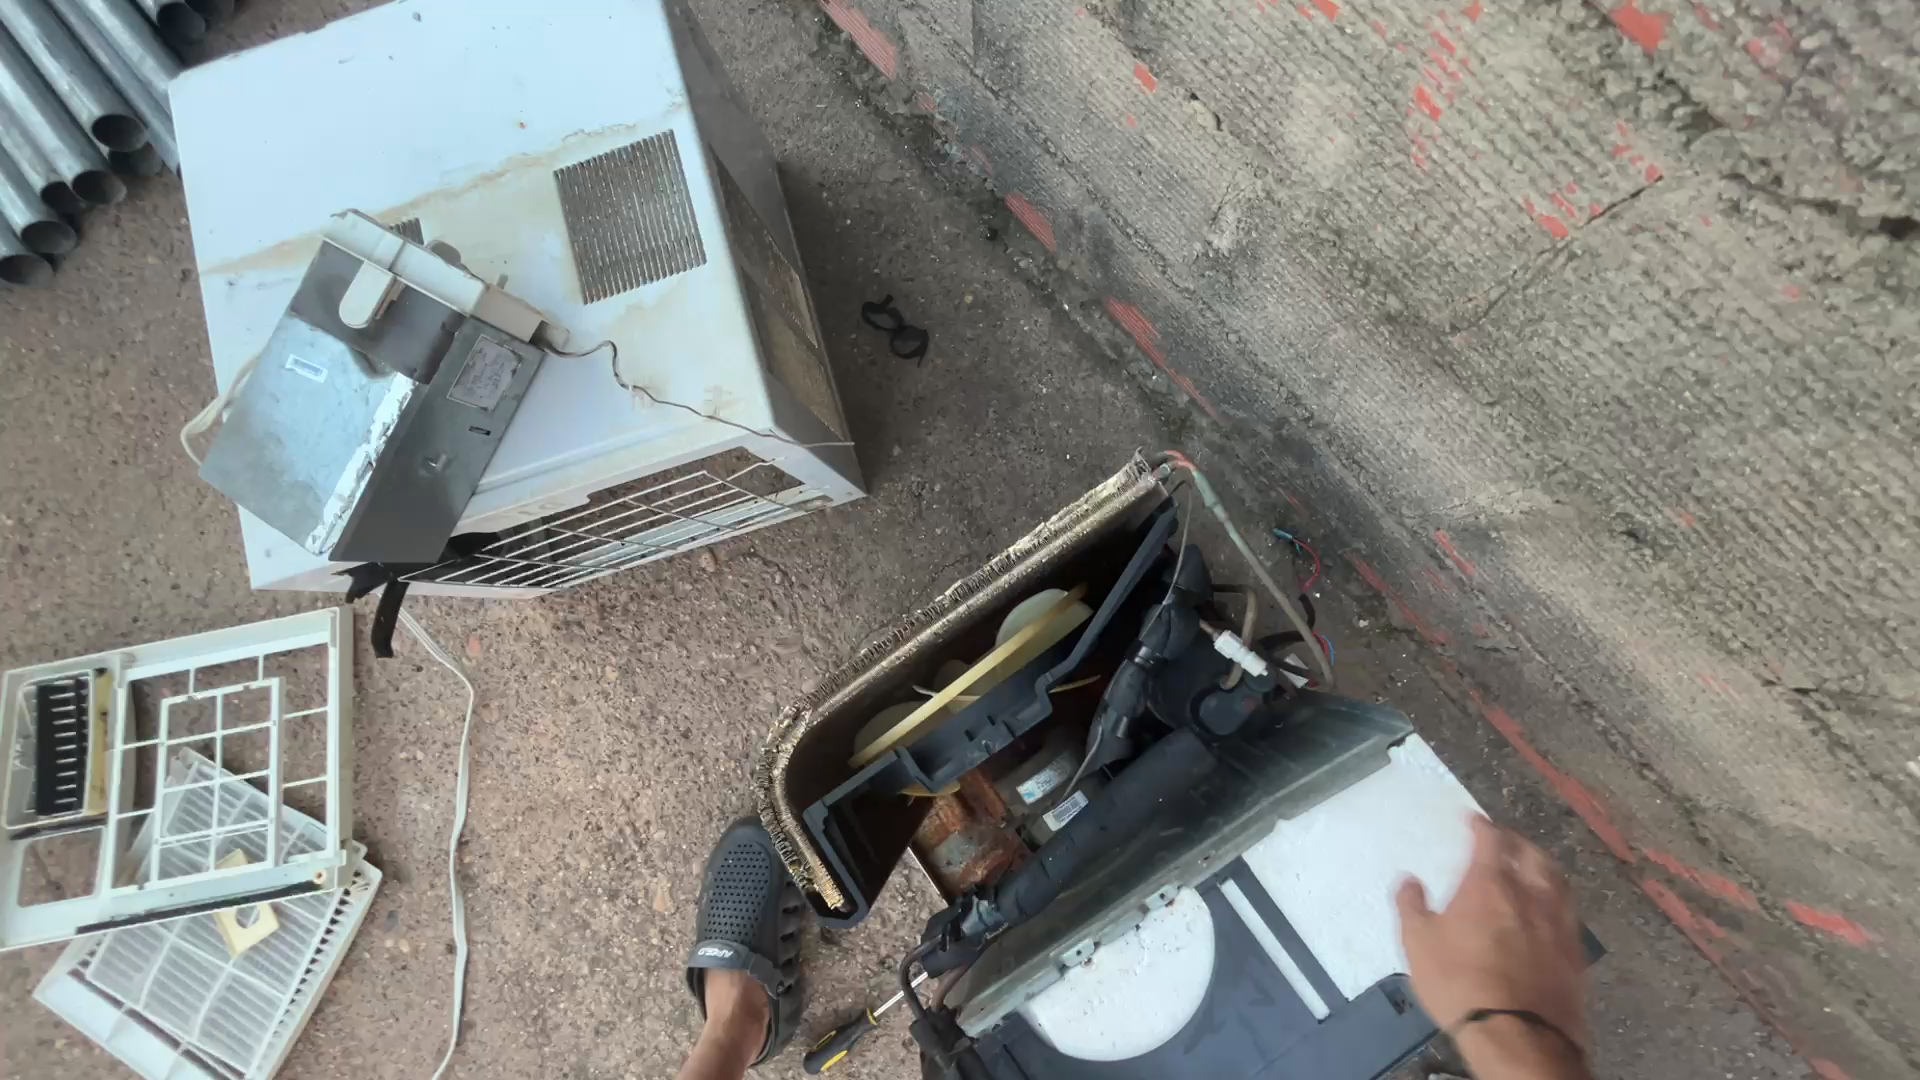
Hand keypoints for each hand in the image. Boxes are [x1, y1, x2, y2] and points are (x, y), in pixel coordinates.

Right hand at [1396, 816, 1587, 1056]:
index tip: (1473, 819)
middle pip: (1534, 858)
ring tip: (1532, 869)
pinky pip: (1568, 918)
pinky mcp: (1575, 960)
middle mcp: (1529, 899)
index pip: (1490, 842)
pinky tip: (1546, 914)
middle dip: (1519, 843)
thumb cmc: (1458, 982)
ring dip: (1543, 870)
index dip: (1482, 826)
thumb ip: (1411, 905)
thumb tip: (1409, 881)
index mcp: (1488, 887)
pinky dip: (1556, 904)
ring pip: (1558, 886)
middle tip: (1506, 839)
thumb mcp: (1417, 941)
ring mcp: (1558, 929)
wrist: (1517, 1039)